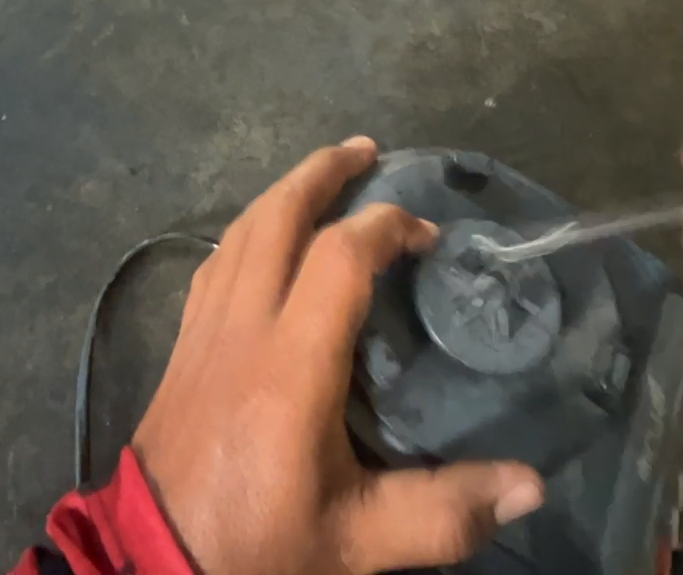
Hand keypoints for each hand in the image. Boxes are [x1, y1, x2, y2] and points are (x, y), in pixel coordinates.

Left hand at [133, 138, 544, 573]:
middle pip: (278, 216)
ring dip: (286, 189)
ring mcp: (205, 325)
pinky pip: (218, 257)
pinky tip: (269, 231)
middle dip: (323, 172)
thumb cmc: (258, 544)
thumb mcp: (357, 541)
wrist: (150, 564)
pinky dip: (252, 226)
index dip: (386, 227)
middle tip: (366, 149)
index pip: (338, 258)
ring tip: (325, 172)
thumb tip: (531, 486)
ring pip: (242, 228)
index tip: (425, 234)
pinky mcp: (184, 337)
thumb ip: (444, 512)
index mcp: (290, 363)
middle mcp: (243, 324)